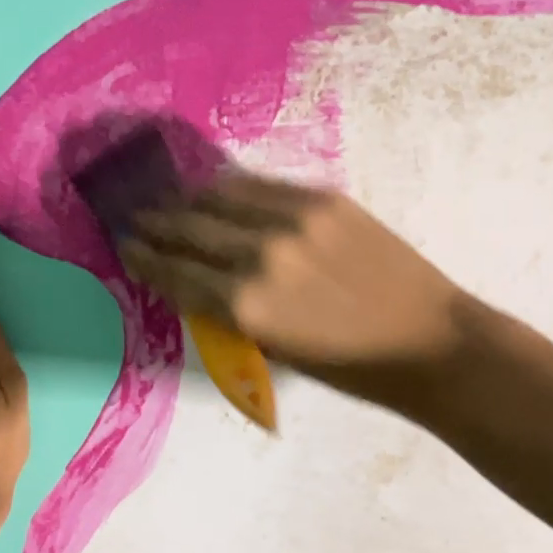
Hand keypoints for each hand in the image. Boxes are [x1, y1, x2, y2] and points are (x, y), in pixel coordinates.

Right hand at [119, 172, 468, 397]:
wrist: (426, 340)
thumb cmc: (347, 368)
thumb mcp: (272, 352)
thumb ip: (228, 314)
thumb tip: (195, 282)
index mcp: (243, 305)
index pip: (173, 272)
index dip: (143, 258)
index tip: (125, 247)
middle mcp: (258, 255)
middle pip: (187, 228)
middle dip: (154, 223)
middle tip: (136, 218)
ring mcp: (292, 220)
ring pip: (219, 196)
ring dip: (187, 200)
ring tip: (169, 199)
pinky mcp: (323, 199)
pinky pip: (261, 185)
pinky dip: (230, 188)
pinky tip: (217, 189)